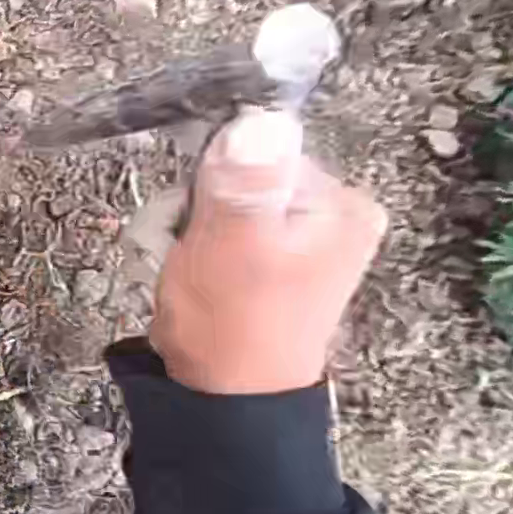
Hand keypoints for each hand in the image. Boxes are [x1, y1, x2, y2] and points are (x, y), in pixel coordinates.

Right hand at [150, 109, 385, 394]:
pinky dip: (182, 242)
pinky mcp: (258, 254)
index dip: (210, 176)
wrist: (220, 395)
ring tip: (176, 264)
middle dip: (187, 206)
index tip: (193, 214)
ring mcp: (289, 236)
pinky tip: (180, 268)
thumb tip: (259, 118)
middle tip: (179, 246)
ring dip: (176, 226)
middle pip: (230, 173)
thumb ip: (244, 184)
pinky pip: (208, 223)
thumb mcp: (233, 247)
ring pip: (209, 198)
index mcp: (336, 205)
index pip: (258, 149)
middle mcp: (322, 213)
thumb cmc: (229, 321)